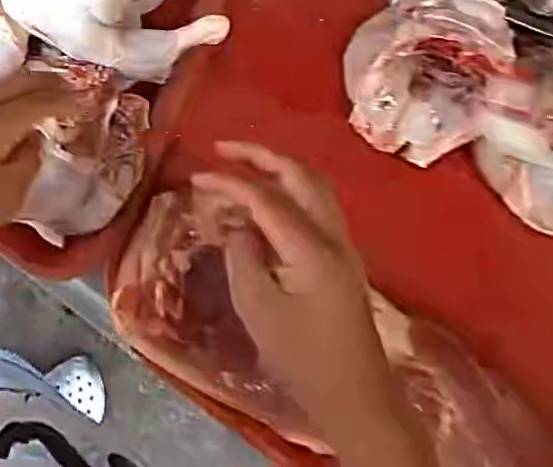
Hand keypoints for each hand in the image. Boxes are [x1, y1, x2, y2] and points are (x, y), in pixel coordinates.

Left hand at [0, 71, 82, 258]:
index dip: (65, 100)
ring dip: (34, 83)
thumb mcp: (8, 193)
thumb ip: (29, 158)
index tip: (88, 102)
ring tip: (59, 92)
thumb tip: (35, 136)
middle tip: (78, 88)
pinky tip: (28, 104)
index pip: (38, 101)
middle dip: (51, 82)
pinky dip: (18, 91)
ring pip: (8, 83)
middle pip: (22, 81)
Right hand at [195, 143, 426, 463]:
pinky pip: (315, 204)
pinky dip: (287, 189)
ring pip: (312, 185)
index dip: (226, 181)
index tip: (194, 178)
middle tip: (221, 149)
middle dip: (259, 155)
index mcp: (311, 249)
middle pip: (299, 175)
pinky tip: (263, 199)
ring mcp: (343, 247)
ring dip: (276, 167)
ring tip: (240, 165)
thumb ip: (241, 253)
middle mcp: (333, 238)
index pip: (263, 197)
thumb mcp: (256, 305)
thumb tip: (235, 224)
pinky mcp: (341, 259)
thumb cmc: (301, 357)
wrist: (358, 403)